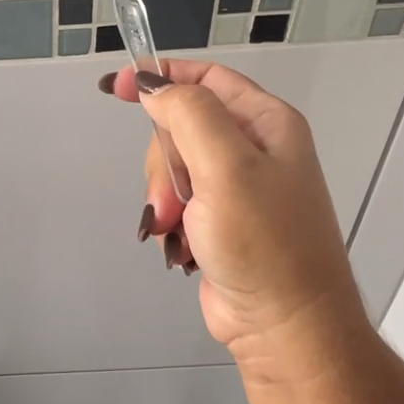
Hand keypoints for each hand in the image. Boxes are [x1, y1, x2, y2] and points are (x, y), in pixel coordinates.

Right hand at [101, 60, 363, 349]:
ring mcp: (236, 188)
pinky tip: (182, 245)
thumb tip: (154, 84)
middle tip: (172, 199)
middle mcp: (253, 150)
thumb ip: (188, 114)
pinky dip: (169, 222)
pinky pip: (175, 203)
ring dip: (164, 198)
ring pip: (172, 168)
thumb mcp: (227, 167)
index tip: (120, 88)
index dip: (162, 77)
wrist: (283, 327)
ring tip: (178, 230)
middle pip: (180, 127)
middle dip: (163, 163)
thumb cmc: (266, 246)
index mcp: (267, 124)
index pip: (206, 77)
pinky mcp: (218, 221)